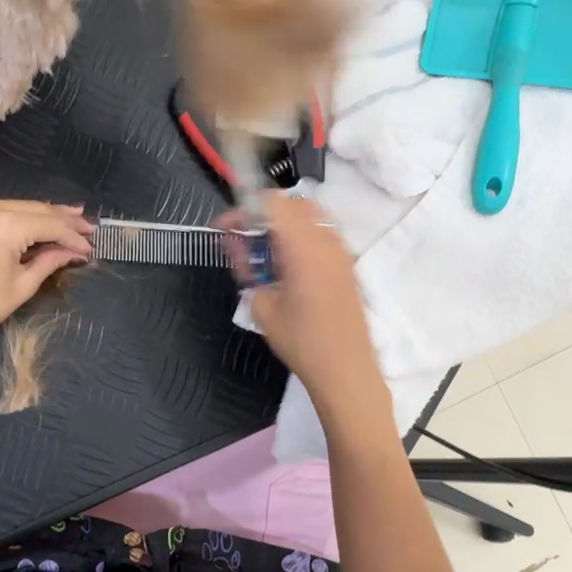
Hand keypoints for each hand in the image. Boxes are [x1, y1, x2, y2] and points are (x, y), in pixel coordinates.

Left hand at [0, 197, 92, 351]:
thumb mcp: (22, 285)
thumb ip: (50, 260)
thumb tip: (74, 251)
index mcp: (3, 224)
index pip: (49, 224)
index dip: (72, 235)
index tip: (91, 245)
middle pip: (33, 209)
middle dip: (60, 220)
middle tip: (87, 226)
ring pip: (14, 206)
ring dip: (38, 215)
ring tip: (67, 220)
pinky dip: (12, 216)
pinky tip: (31, 222)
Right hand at [224, 194, 385, 411]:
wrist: (346, 369)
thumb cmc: (300, 340)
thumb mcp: (261, 304)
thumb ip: (246, 265)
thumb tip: (234, 241)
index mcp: (303, 245)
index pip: (271, 202)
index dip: (242, 207)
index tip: (223, 227)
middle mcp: (326, 239)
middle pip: (292, 203)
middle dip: (263, 213)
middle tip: (244, 238)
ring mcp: (341, 250)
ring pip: (309, 215)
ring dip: (283, 224)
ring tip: (265, 253)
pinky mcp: (347, 263)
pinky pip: (321, 233)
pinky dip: (301, 236)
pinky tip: (287, 265)